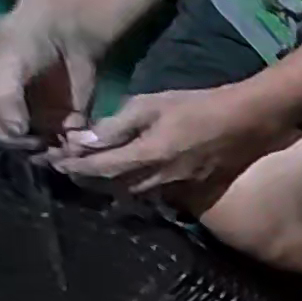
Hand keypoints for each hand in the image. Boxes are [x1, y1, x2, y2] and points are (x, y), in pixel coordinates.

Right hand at [0, 12, 99, 145]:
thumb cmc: (25, 40)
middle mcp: (5, 109)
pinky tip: (80, 148)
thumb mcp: (6, 63)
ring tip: (65, 152)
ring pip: (42, 148)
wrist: (67, 35)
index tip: (23, 137)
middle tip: (49, 149)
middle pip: (13, 141)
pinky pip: (67, 144)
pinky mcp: (65, 123)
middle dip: (30, 150)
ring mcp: (36, 118)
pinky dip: (73, 150)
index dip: (2, 137)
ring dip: (53, 155)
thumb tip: (14, 131)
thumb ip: (5, 96)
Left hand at [48, 86, 287, 193]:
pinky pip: (163, 195)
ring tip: (100, 179)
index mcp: (149, 155)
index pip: (101, 168)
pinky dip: (143, 191)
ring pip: (140, 194)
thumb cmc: (197, 106)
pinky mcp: (198, 188)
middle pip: (119, 187)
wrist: (246, 122)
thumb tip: (83, 141)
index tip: (55, 161)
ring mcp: (184, 186)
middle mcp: (164, 177)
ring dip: (116, 189)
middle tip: (71, 170)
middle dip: (92, 181)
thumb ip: (116, 125)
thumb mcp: (150, 105)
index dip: (76, 167)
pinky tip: (137, 182)